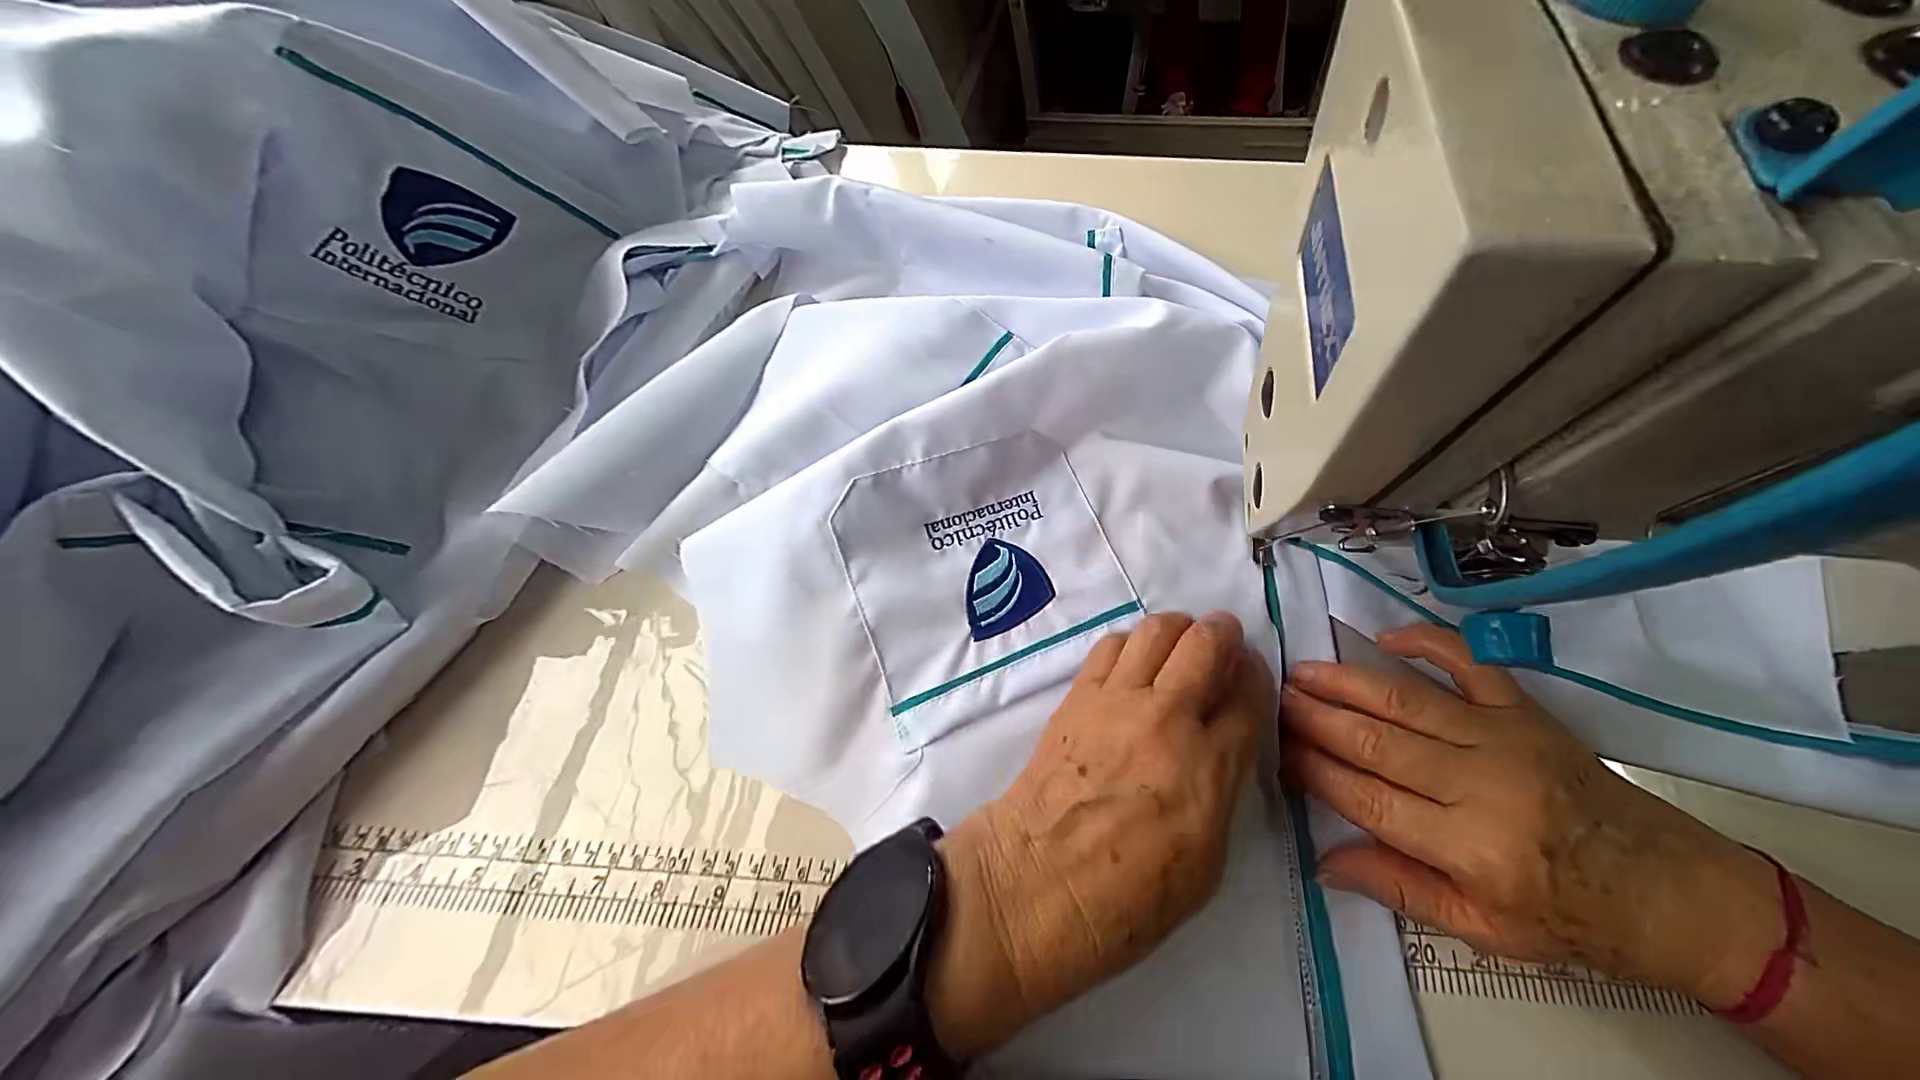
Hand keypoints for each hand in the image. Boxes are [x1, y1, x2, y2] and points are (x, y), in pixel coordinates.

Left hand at [928, 612, 1272, 1054]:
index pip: (1249, 695)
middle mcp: (1167, 717)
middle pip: (1205, 644)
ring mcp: (1117, 701)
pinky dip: (1130, 643)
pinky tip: (1132, 661)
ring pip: (1155, 631)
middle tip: (1222, 640)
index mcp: (1210, 765)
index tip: (1249, 676)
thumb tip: (1220, 748)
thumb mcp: (1208, 861)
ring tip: (1178, 643)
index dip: (1255, 677)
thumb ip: (1221, 790)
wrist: (1038, 881)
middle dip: (1222, 634)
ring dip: (1176, 629)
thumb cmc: (1130, 896)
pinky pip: (1109, 647)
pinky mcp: (1076, 698)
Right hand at [1280, 623, 1780, 1007]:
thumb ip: (1399, 888)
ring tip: (1300, 671)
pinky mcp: (1529, 714)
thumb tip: (1322, 862)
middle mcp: (1483, 787)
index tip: (1272, 749)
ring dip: (1346, 682)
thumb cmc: (1575, 919)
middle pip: (1376, 742)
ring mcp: (1507, 740)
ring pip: (1407, 701)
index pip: (1366, 799)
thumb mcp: (1485, 930)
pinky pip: (1472, 665)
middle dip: (1314, 718)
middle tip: (1271, 698)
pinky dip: (1428, 643)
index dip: (1311, 770)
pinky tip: (1386, 636)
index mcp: (1471, 850)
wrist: (1680, 894)